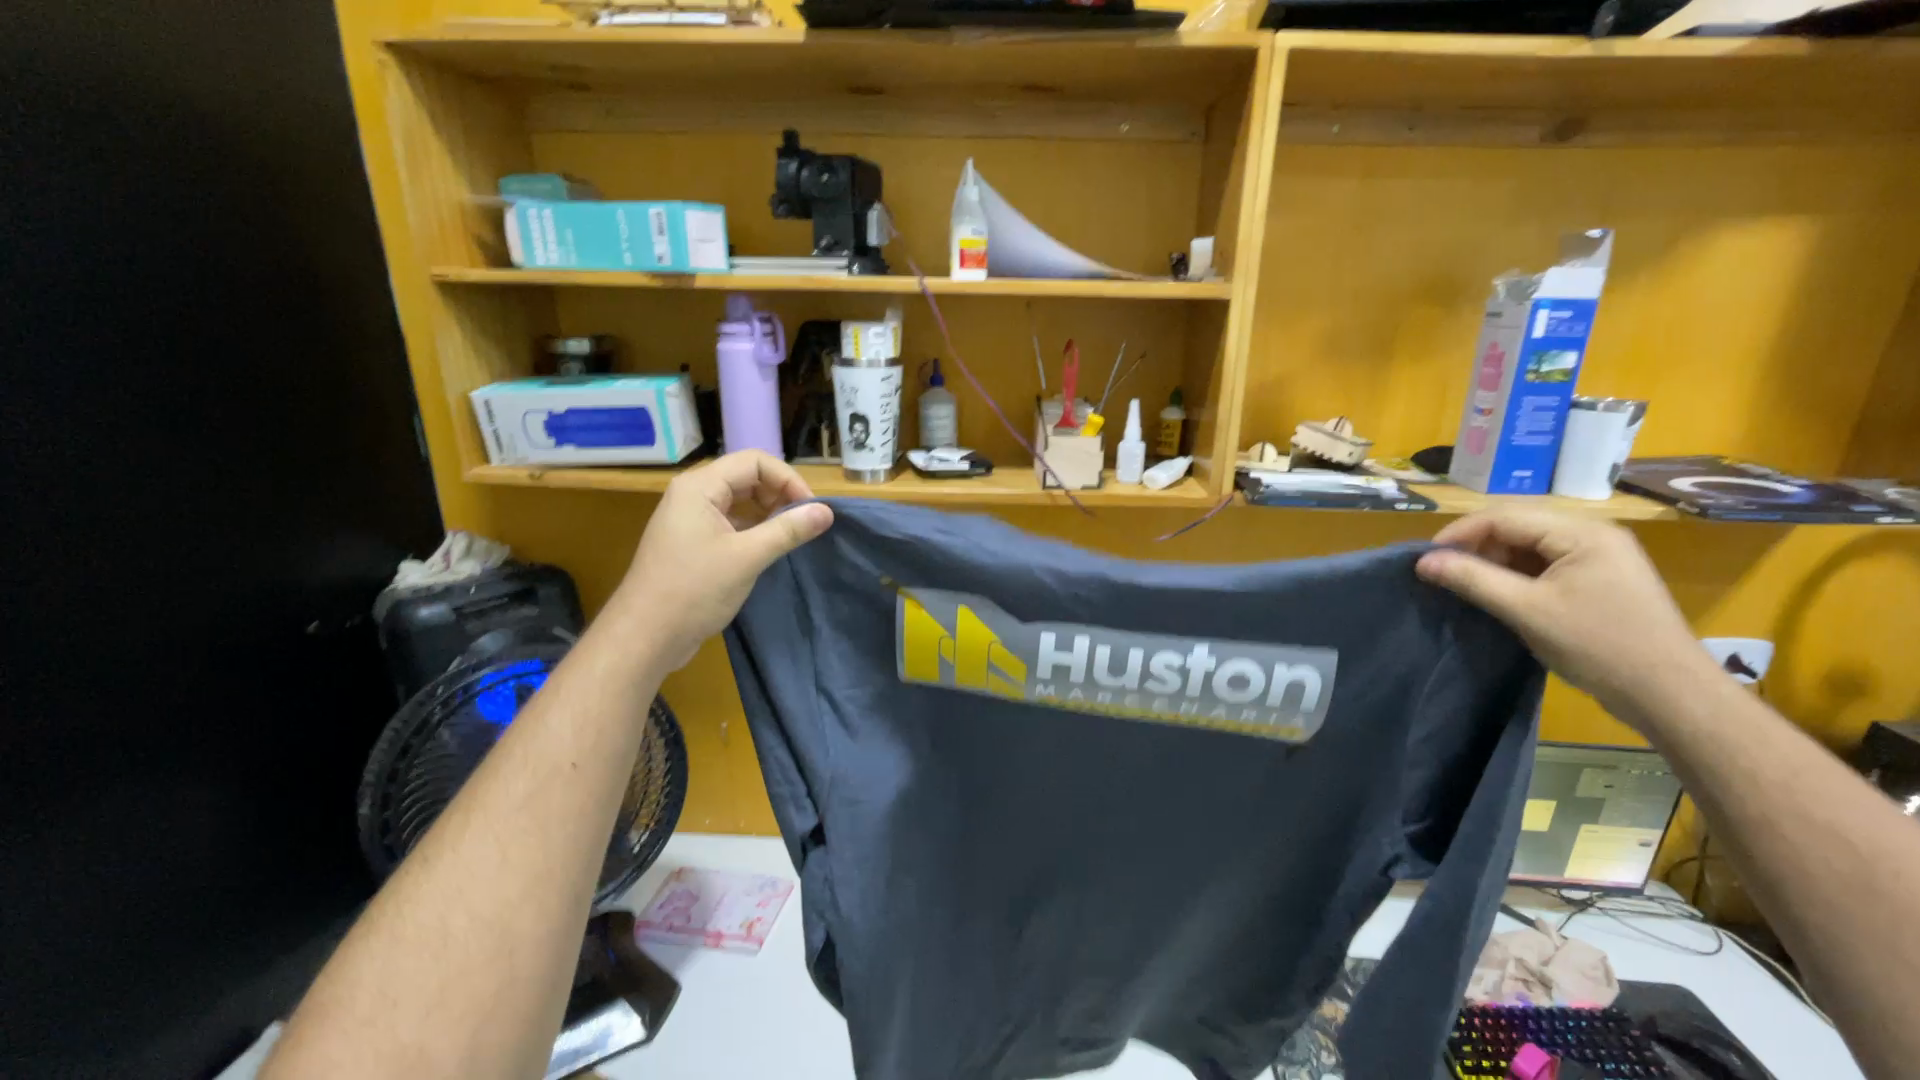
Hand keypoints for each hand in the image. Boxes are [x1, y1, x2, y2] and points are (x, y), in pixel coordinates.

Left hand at [608, 451, 833, 668]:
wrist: (646, 635)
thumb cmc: (694, 590)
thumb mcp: (748, 558)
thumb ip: (788, 530)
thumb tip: (826, 511)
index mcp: (699, 487)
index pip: (754, 461)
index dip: (787, 479)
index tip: (810, 510)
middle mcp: (692, 494)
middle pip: (746, 477)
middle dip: (778, 495)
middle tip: (802, 524)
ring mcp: (689, 519)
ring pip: (738, 501)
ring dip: (767, 514)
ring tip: (788, 538)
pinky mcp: (691, 542)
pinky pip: (729, 522)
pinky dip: (752, 530)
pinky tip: (767, 550)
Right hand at [1414, 509, 1712, 717]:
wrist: (1669, 693)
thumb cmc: (1598, 646)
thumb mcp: (1527, 611)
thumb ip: (1473, 580)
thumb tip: (1423, 562)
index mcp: (1582, 532)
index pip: (1504, 517)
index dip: (1459, 534)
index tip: (1425, 560)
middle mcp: (1594, 534)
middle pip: (1518, 527)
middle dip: (1476, 548)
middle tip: (1443, 576)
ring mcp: (1601, 557)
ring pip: (1531, 547)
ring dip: (1495, 563)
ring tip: (1467, 587)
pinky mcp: (1601, 580)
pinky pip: (1547, 565)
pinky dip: (1518, 577)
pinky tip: (1501, 597)